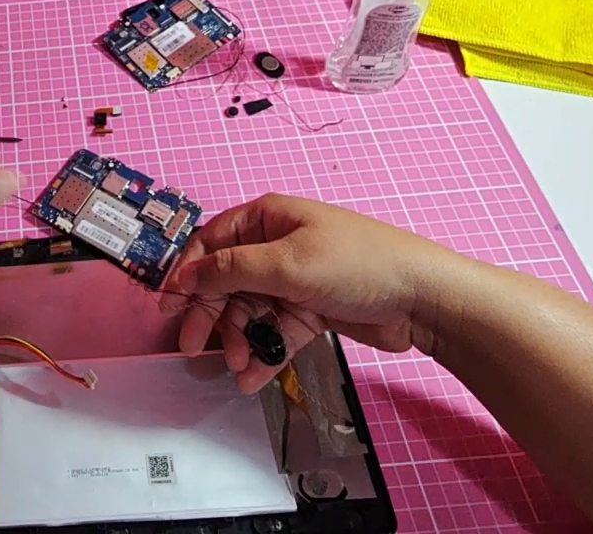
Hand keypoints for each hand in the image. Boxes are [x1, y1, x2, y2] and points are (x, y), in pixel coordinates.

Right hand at [160, 193, 471, 391]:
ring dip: (240, 336)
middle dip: (211, 312)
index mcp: (266, 219)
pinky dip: (265, 350)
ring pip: (250, 308)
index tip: (169, 302)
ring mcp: (293, 278)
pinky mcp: (310, 308)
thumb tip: (188, 273)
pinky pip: (276, 329)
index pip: (213, 242)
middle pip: (228, 279)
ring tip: (238, 364)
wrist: (424, 298)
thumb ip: (232, 270)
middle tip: (191, 344)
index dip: (188, 271)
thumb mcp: (286, 263)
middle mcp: (275, 245)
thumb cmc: (356, 262)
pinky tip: (254, 374)